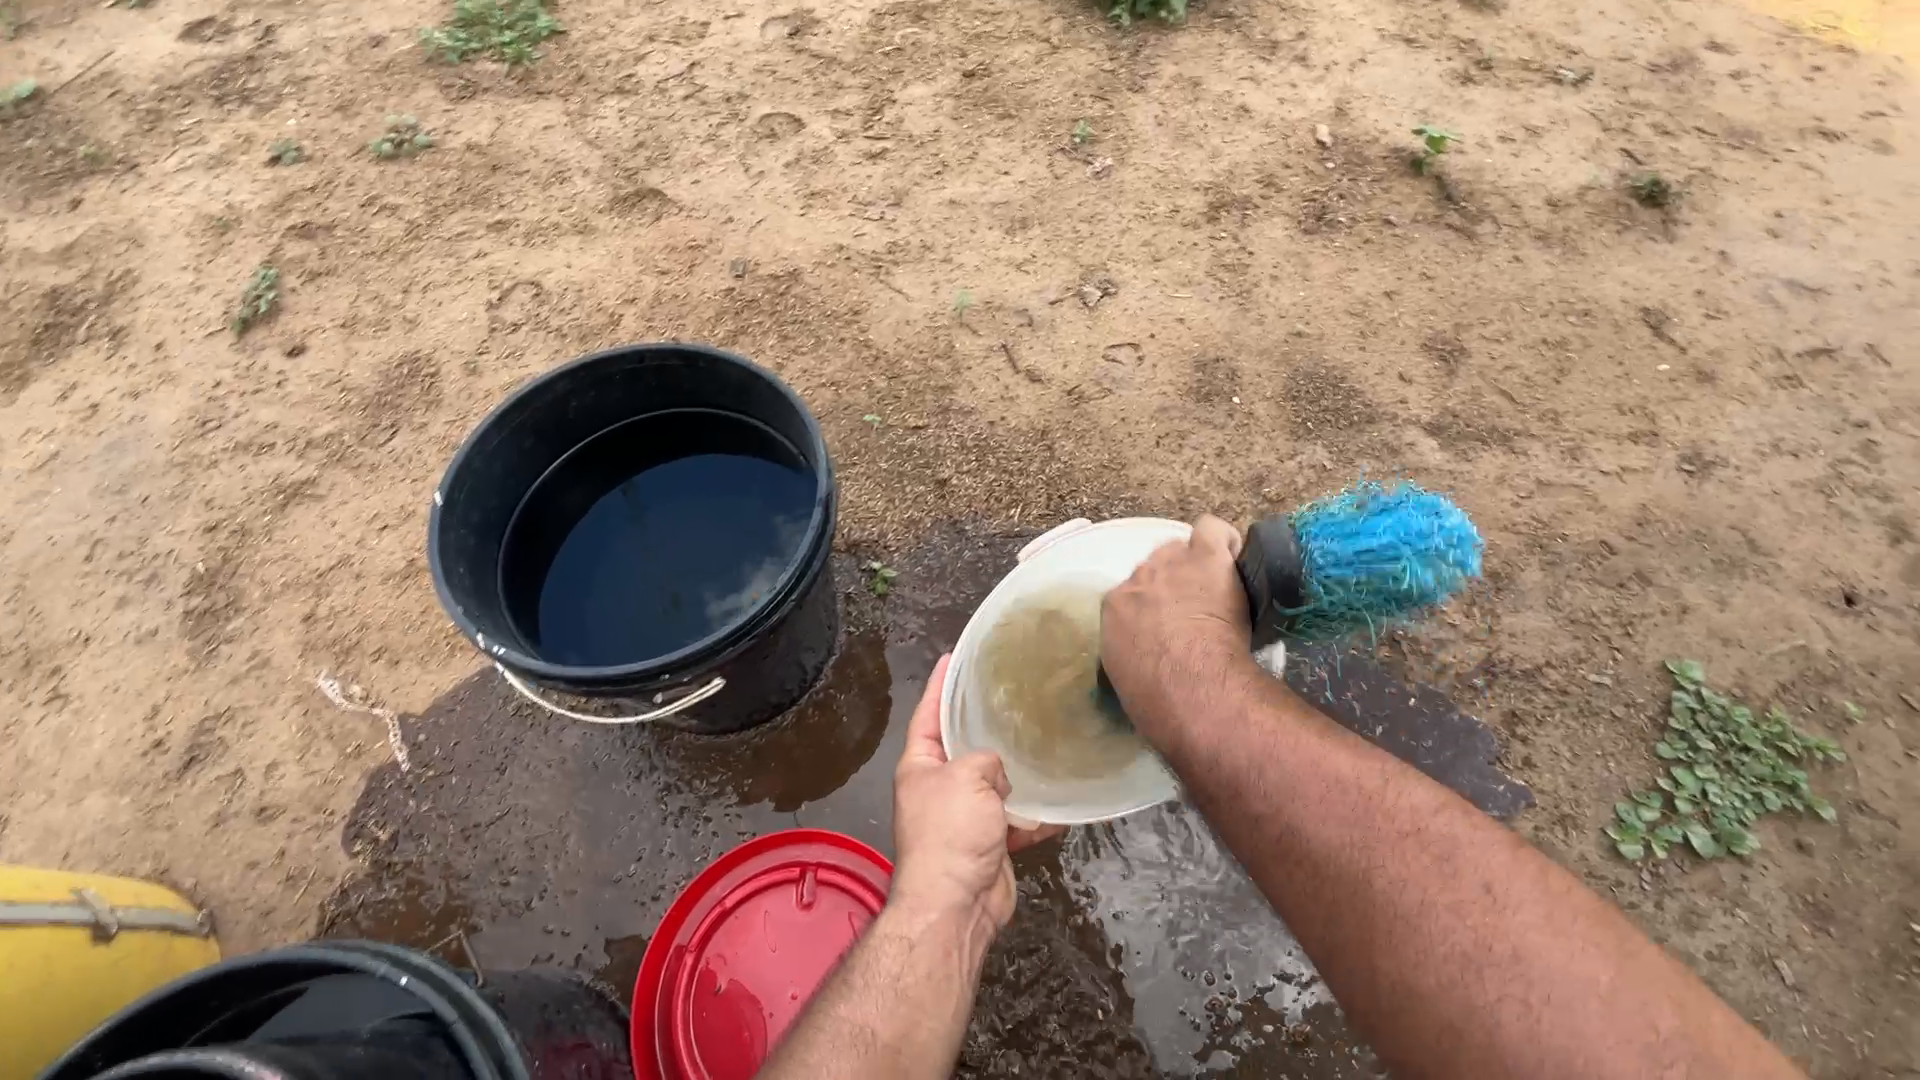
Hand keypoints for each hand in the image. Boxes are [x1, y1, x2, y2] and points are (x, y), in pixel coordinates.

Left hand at [891, 655, 1063, 959]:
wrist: (957, 905)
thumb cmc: (951, 832)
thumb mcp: (967, 777)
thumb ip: (986, 760)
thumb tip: (998, 774)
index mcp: (921, 765)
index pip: (929, 713)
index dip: (940, 684)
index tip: (952, 657)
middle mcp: (938, 787)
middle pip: (963, 747)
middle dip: (984, 726)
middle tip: (1011, 696)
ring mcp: (963, 817)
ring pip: (993, 784)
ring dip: (1016, 773)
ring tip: (1042, 743)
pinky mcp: (988, 843)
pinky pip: (1015, 821)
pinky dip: (1034, 816)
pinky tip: (1059, 804)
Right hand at [1100, 514, 1255, 741]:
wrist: (1187, 685)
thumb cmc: (1157, 698)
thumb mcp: (1129, 679)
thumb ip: (1134, 655)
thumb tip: (1148, 659)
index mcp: (1114, 608)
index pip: (1134, 595)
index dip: (1156, 608)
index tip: (1172, 626)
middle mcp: (1137, 579)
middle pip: (1157, 566)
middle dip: (1176, 583)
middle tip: (1197, 609)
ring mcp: (1171, 564)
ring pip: (1186, 546)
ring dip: (1201, 566)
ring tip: (1222, 591)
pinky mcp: (1205, 557)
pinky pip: (1213, 530)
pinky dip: (1228, 543)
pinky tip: (1238, 563)